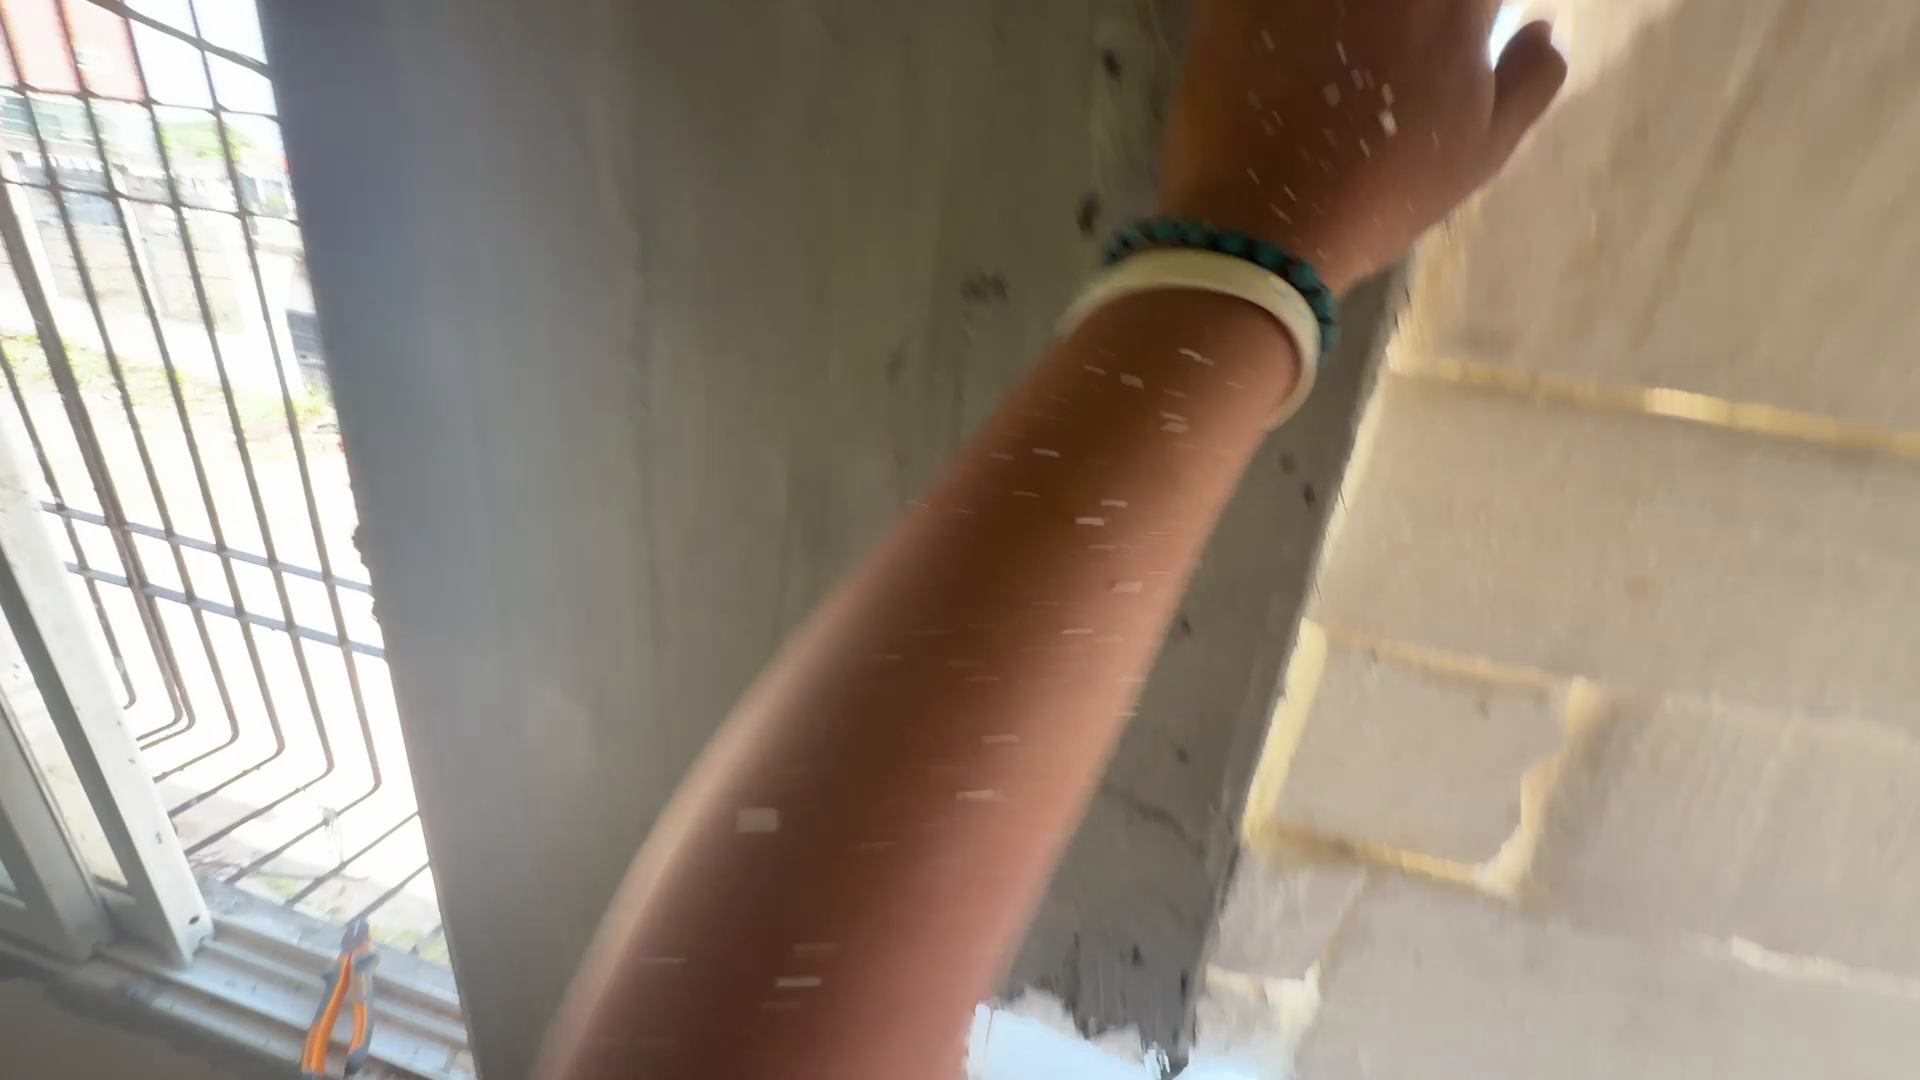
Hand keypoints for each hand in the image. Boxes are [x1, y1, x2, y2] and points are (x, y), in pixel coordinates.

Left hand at [1157, 0, 1566, 294]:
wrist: (1259, 238)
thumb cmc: (1372, 206)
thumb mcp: (1473, 160)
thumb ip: (1526, 83)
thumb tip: (1539, 29)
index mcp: (1455, 1)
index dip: (1458, 15)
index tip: (1438, 36)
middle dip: (1395, 15)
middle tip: (1374, 46)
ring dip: (1329, 13)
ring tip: (1324, 41)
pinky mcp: (1234, 9)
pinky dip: (1257, 12)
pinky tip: (1271, 35)